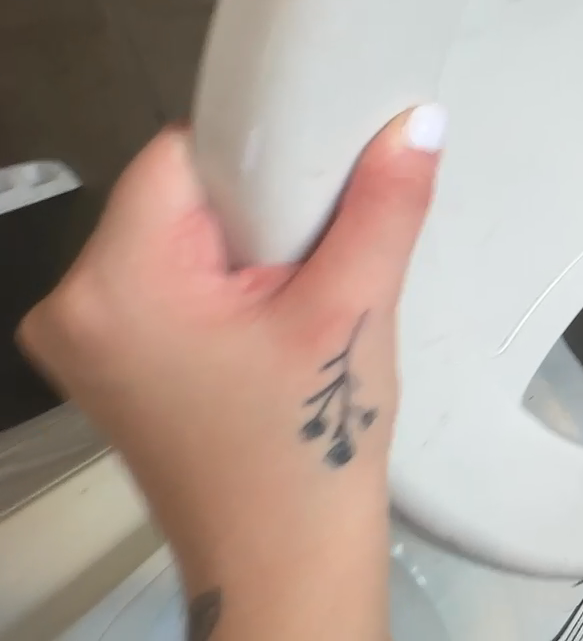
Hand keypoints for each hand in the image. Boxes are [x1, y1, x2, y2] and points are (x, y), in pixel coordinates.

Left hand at [17, 106, 444, 640]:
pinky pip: (191, 272)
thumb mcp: (355, 306)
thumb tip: (418, 123)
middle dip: (280, 197)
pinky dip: (254, 268)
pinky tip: (301, 302)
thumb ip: (385, 205)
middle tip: (347, 229)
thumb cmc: (307, 437)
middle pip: (190, 193)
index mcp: (114, 285)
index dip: (270, 142)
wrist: (283, 546)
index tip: (342, 149)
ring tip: (328, 276)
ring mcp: (97, 334)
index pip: (185, 157)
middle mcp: (78, 303)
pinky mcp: (128, 353)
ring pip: (197, 232)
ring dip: (273, 235)